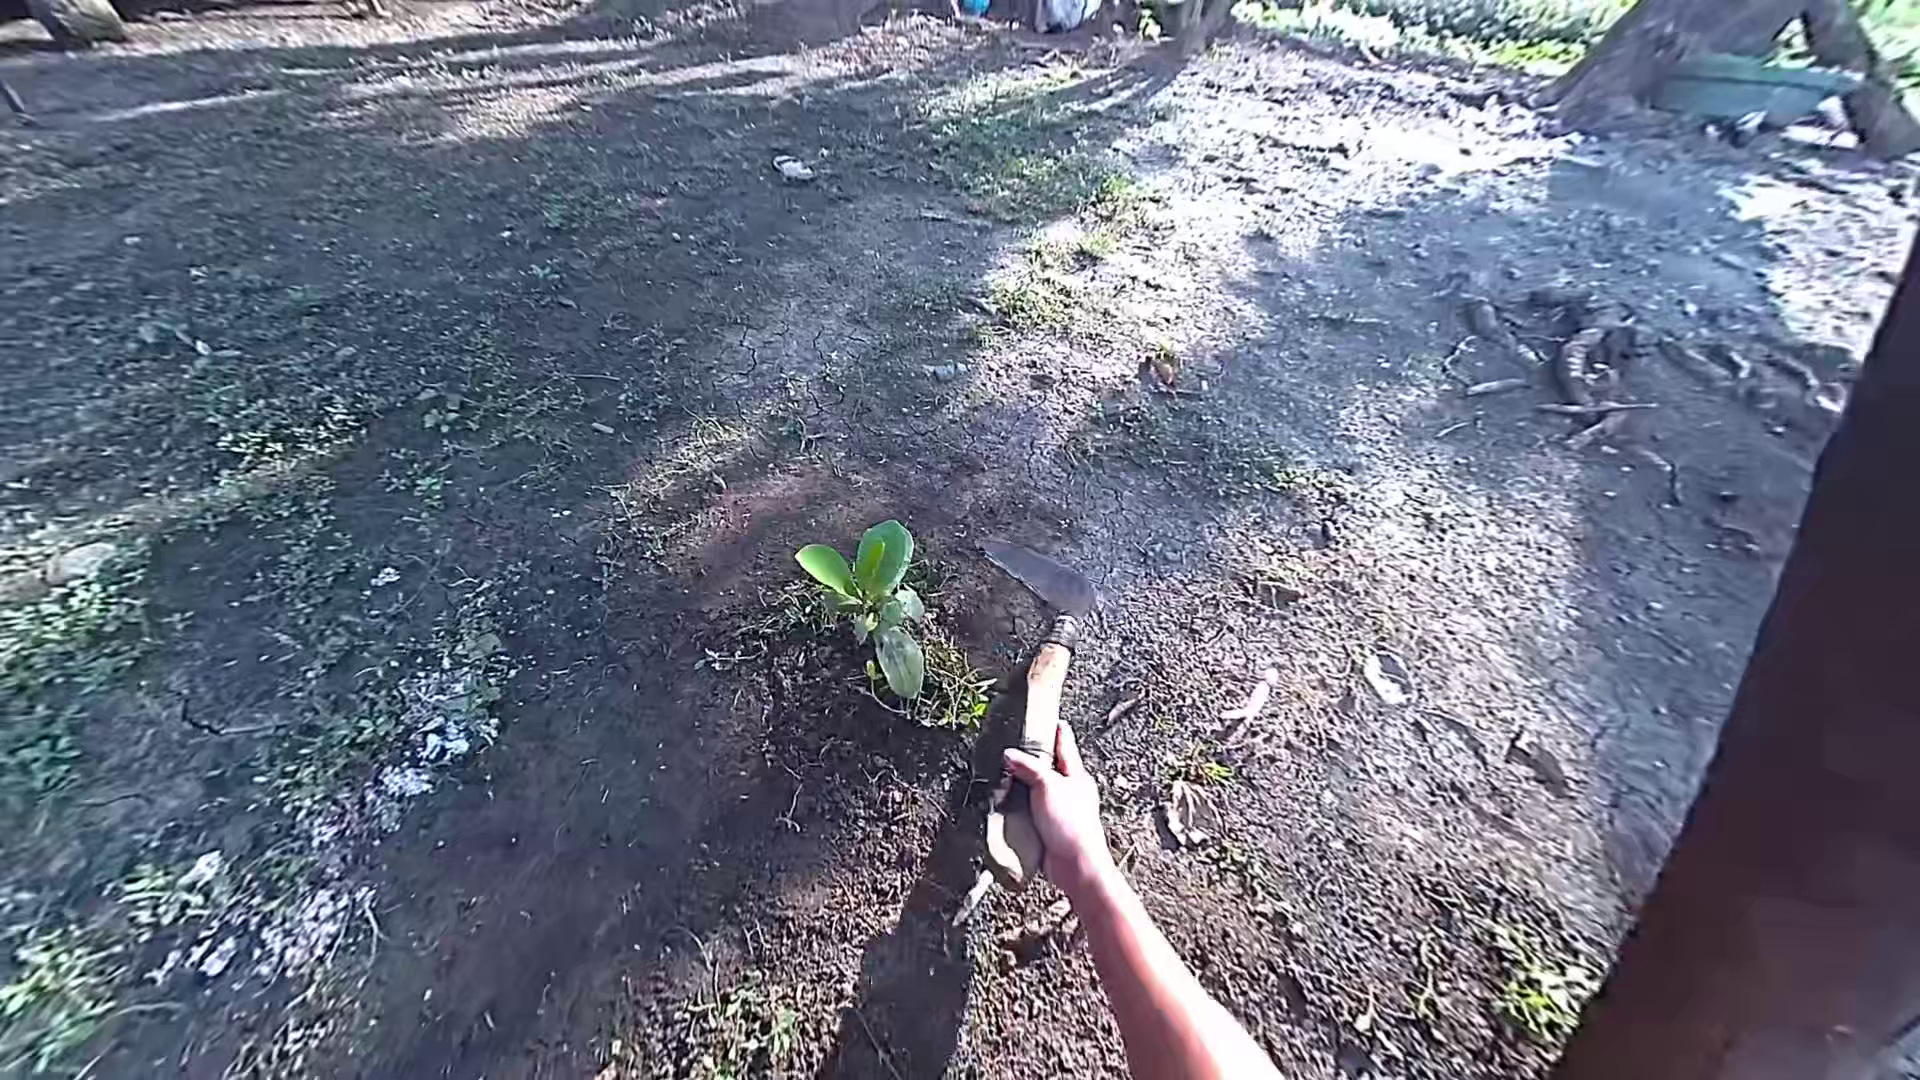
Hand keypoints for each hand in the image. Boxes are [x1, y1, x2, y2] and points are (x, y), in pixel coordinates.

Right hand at [1002, 721, 1114, 898]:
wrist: (1077, 868)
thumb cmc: (1071, 825)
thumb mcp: (1047, 786)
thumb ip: (1029, 767)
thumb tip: (1010, 755)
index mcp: (1075, 773)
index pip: (1064, 741)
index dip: (1052, 727)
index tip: (1040, 715)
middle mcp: (1069, 788)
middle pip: (1048, 764)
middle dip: (1031, 756)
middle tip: (1012, 745)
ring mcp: (1059, 807)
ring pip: (1038, 786)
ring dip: (1023, 782)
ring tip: (1005, 772)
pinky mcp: (1049, 825)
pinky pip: (1031, 808)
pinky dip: (1020, 804)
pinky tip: (1008, 802)